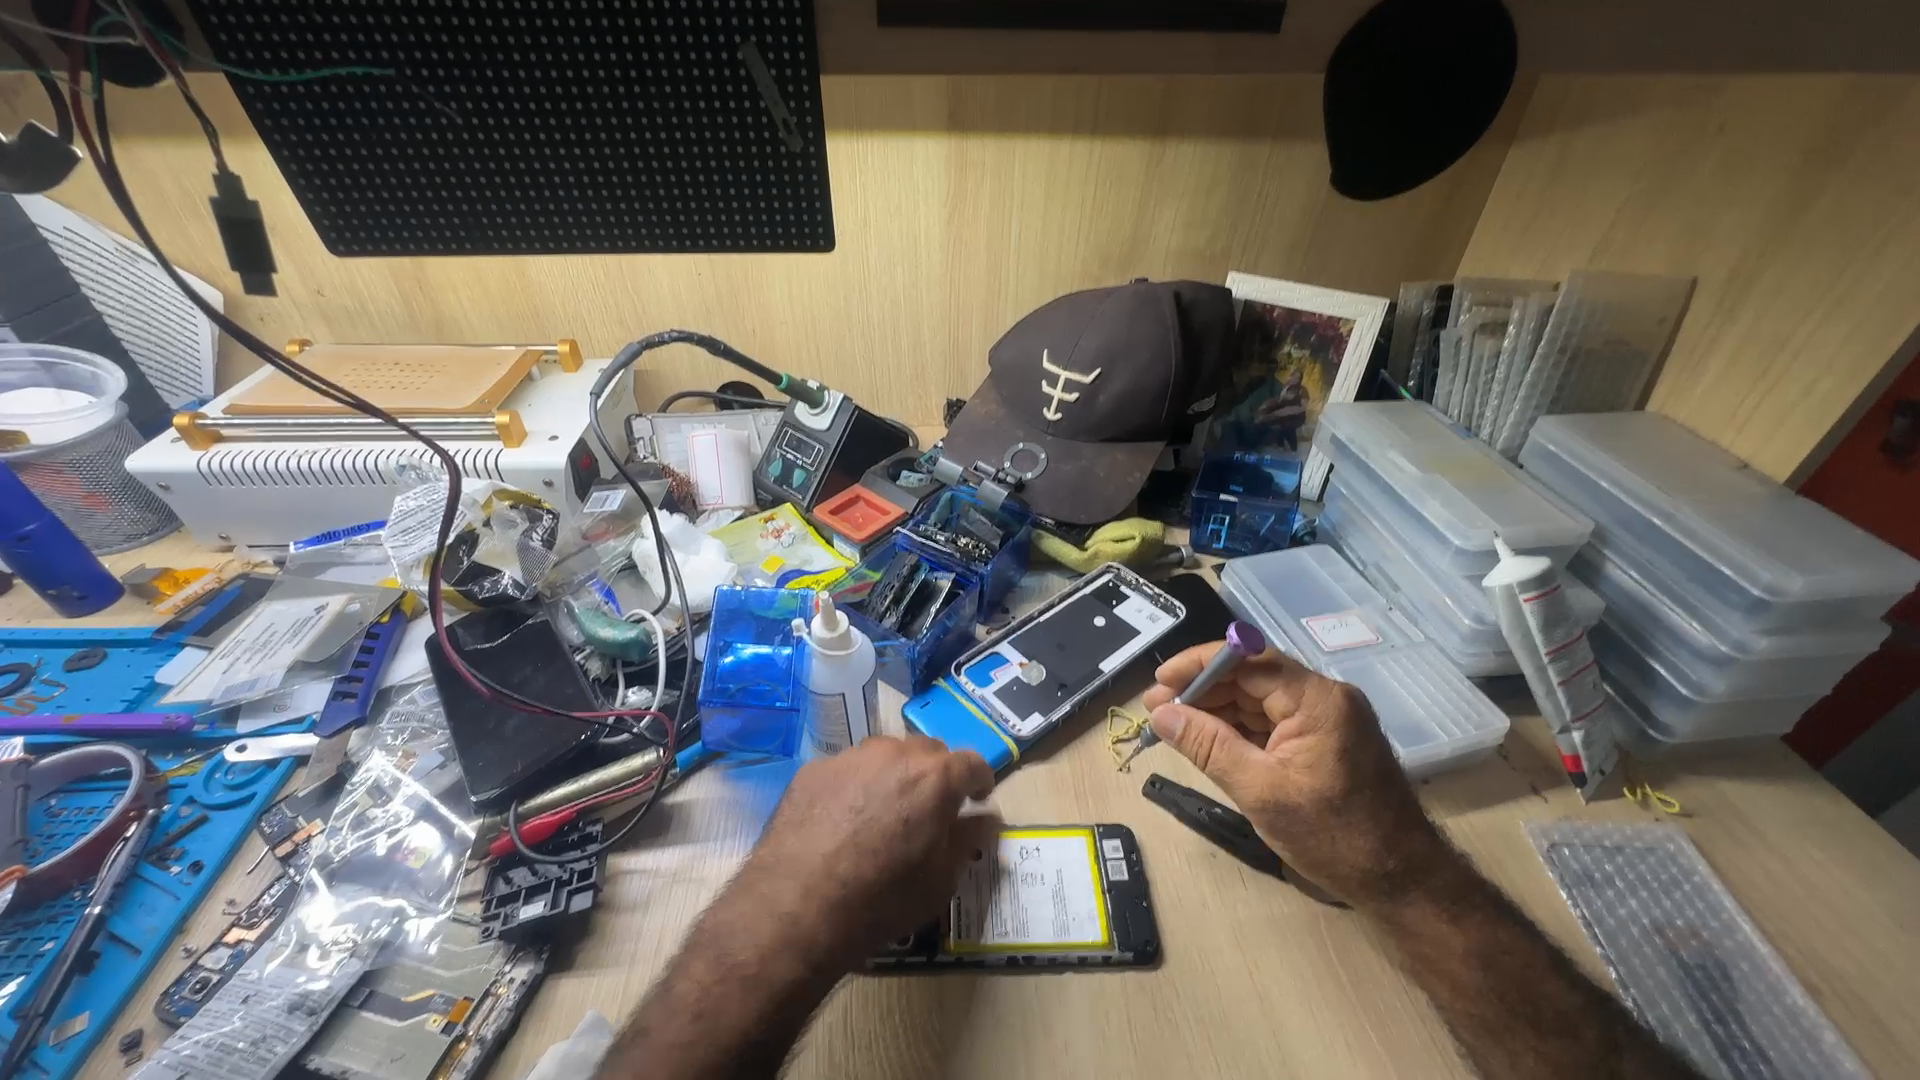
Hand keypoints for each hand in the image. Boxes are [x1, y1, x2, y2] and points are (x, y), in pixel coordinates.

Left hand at [737, 736, 998, 966]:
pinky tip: (842, 822)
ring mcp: (850, 758)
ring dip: (893, 776)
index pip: (972, 763)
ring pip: (884, 755)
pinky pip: (847, 770)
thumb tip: (984, 819)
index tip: (976, 799)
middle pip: (927, 751)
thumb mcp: (940, 881)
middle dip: (936, 775)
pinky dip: (854, 787)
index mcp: (935, 778)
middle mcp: (894, 754)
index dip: (979, 781)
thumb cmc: (882, 900)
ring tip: (883, 813)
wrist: (796, 908)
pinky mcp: (813, 770)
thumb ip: (967, 840)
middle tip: (929, 809)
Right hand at [1143, 642, 1452, 907]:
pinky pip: (1274, 722)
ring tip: (1172, 724)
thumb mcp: (1259, 790)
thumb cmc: (1333, 836)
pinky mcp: (1325, 741)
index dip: (1198, 665)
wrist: (1403, 882)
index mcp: (1316, 700)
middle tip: (1156, 709)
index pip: (1247, 659)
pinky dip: (1239, 729)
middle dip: (1202, 690)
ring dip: (1216, 710)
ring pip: (1260, 700)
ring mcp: (1328, 720)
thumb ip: (1208, 746)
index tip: (1159, 681)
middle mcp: (1325, 698)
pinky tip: (1207, 739)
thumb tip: (1162, 714)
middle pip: (1252, 677)